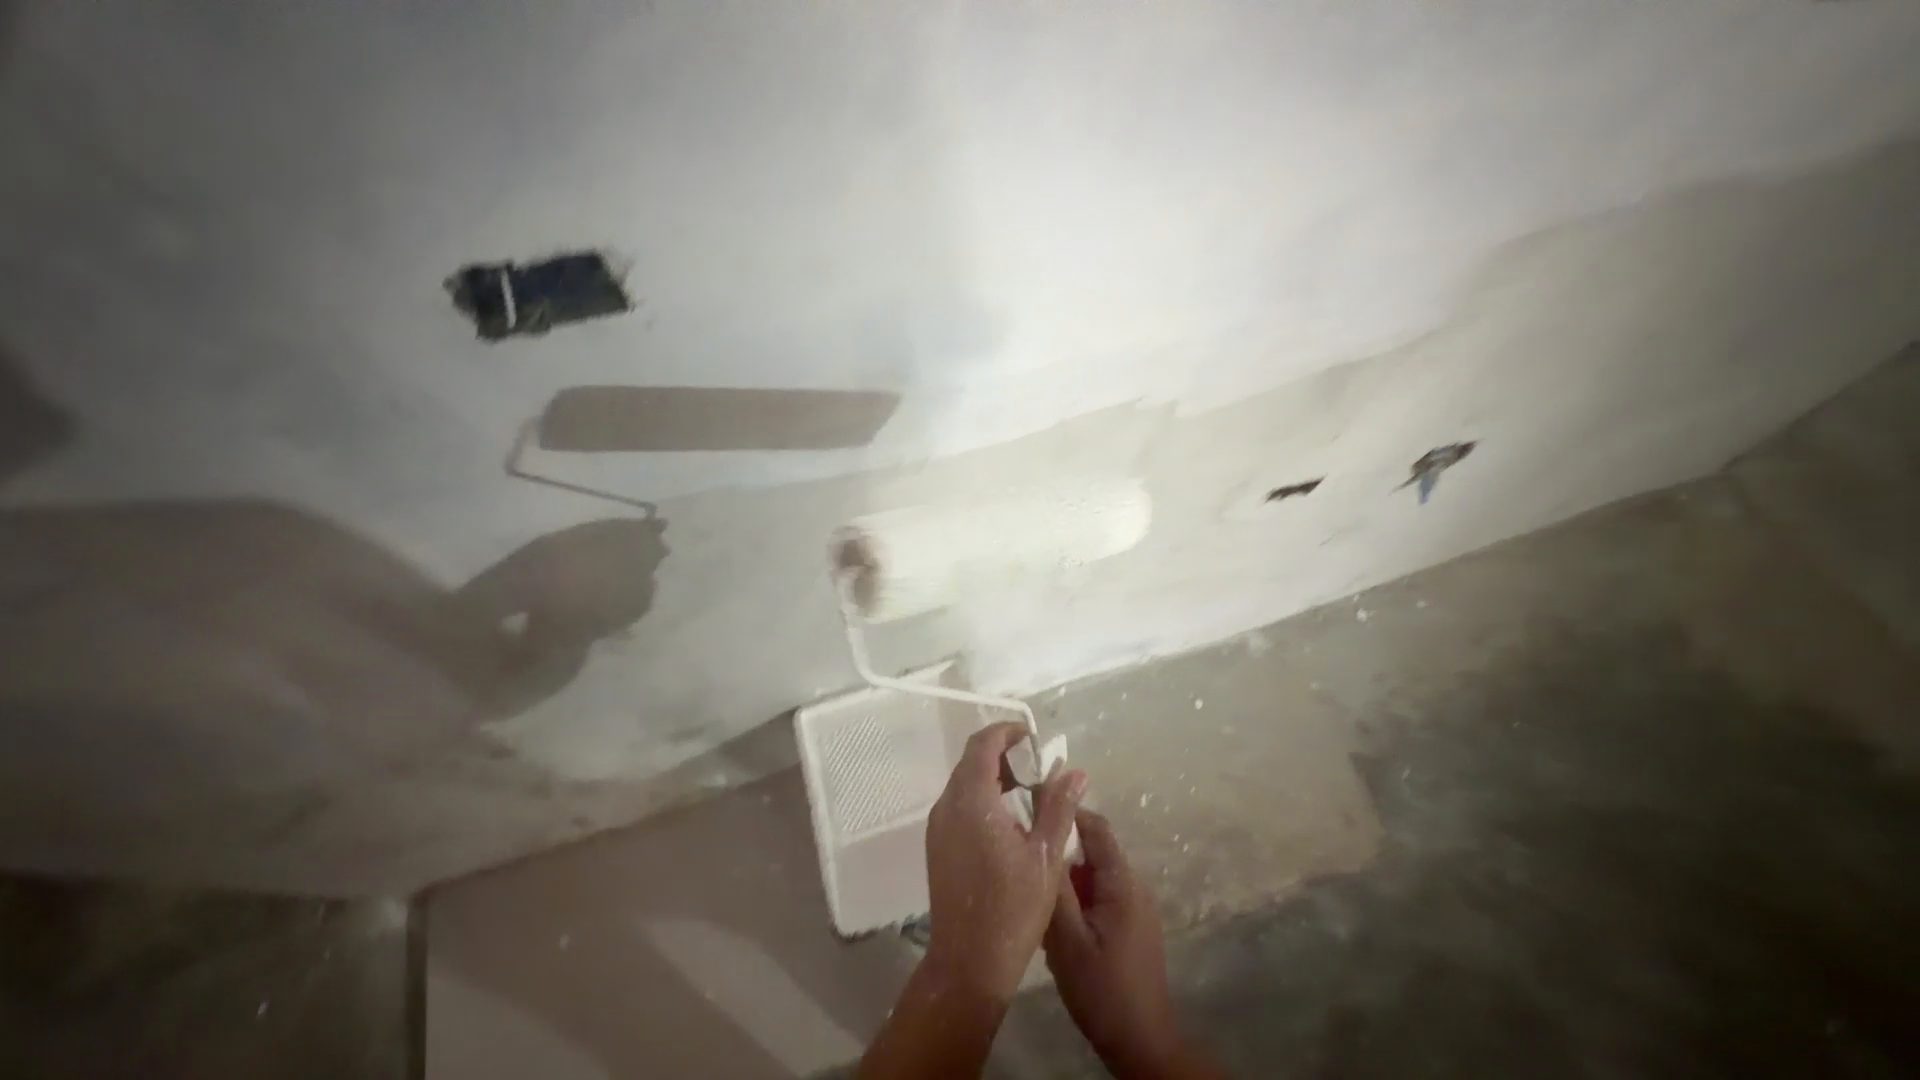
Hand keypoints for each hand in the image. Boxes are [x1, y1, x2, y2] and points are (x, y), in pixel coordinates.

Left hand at [923, 721, 1087, 1000]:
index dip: (1007, 732)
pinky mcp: (937, 846)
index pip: (982, 745)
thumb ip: (1058, 806)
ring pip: (963, 784)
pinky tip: (1009, 821)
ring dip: (993, 777)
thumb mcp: (1045, 855)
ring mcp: (938, 827)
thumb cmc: (1013, 908)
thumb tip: (1074, 771)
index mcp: (972, 801)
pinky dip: (982, 799)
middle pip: (971, 761)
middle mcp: (947, 806)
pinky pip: (958, 805)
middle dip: (1003, 755)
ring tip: (1029, 792)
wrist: (969, 961)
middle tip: (1038, 767)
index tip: (1033, 737)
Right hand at [1046, 810, 1200, 1079]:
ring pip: (1091, 876)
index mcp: (1122, 882)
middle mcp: (1133, 886)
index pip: (1094, 826)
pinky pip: (1098, 897)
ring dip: (1064, 881)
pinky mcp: (1130, 926)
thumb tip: (1042, 837)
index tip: (1027, 809)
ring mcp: (1134, 907)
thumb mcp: (1067, 938)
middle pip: (1091, 850)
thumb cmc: (1102, 988)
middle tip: (1021, 859)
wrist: (1140, 1041)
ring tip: (1032, 895)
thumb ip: (1055, 887)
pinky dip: (1075, 901)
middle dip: (1057, 852)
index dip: (1063, 811)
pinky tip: (1052, 925)